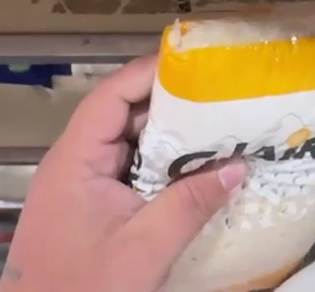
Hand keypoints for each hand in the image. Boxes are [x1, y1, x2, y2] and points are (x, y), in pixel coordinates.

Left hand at [2, 56, 244, 290]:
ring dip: (169, 136)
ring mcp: (80, 186)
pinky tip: (195, 168)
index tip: (200, 64)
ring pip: (129, 142)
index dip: (153, 72)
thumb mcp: (143, 250)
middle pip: (124, 112)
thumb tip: (240, 165)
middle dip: (172, 102)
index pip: (113, 93)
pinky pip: (129, 170)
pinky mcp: (89, 209)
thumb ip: (191, 203)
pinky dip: (160, 164)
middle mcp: (73, 162)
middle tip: (221, 93)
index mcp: (74, 158)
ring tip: (218, 125)